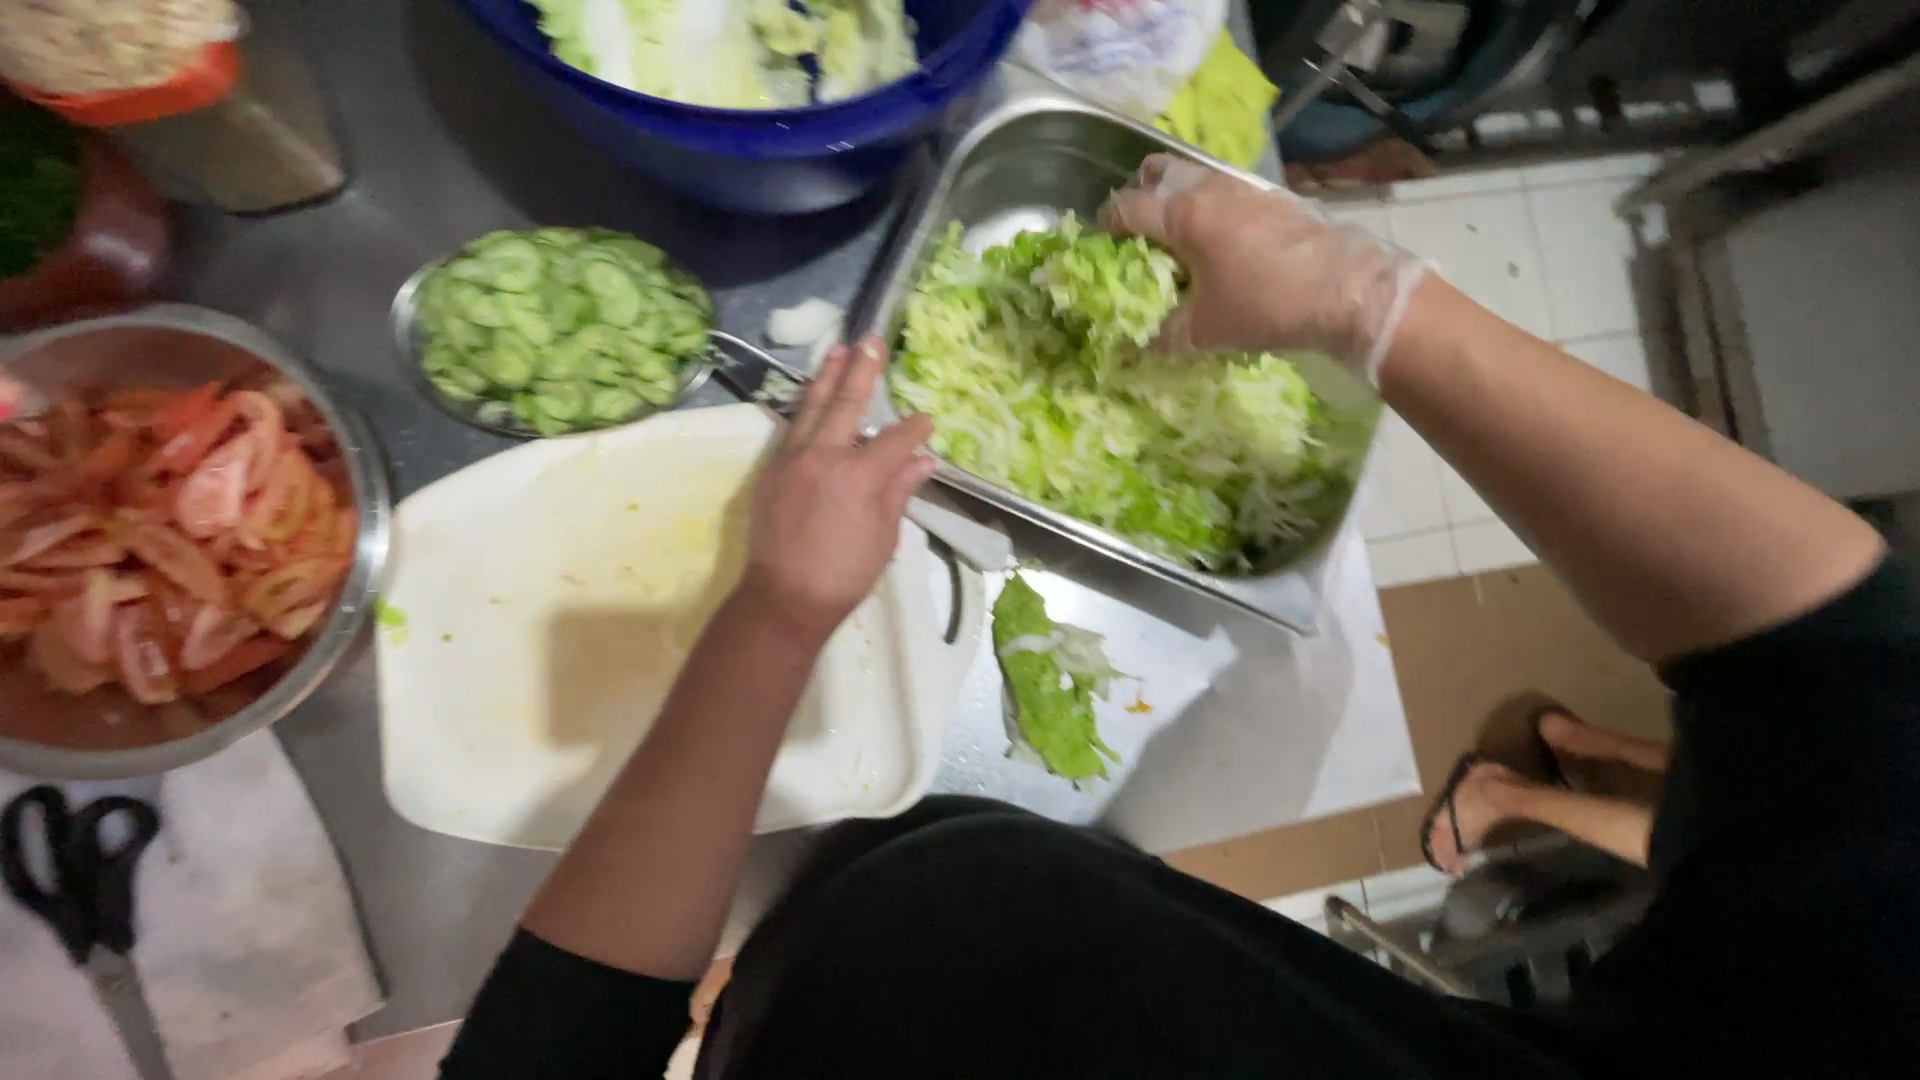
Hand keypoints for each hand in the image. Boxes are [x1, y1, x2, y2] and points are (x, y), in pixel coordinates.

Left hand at [734, 337, 936, 646]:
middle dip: (863, 371)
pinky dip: (806, 408)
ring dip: (827, 377)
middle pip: (847, 404)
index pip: (895, 439)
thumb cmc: (844, 573)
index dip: (914, 429)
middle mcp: (825, 456)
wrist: (784, 597)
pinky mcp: (772, 470)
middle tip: (871, 340)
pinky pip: (793, 428)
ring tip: (838, 350)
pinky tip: (812, 396)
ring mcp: (793, 459)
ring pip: (812, 408)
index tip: (926, 422)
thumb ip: (900, 490)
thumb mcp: (885, 535)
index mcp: (860, 476)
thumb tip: (922, 461)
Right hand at [1101, 154, 1430, 382]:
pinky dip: (1205, 208)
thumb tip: (1132, 345)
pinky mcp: (1269, 198)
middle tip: (1137, 236)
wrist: (1347, 293)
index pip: (1127, 206)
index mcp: (1184, 215)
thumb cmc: (1265, 307)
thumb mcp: (1202, 331)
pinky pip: (1221, 191)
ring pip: (1192, 177)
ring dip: (1173, 201)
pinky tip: (1214, 246)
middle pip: (1158, 171)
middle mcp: (1210, 189)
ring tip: (1174, 243)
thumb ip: (1159, 334)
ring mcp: (1243, 188)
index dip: (1106, 226)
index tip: (1100, 247)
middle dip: (1138, 197)